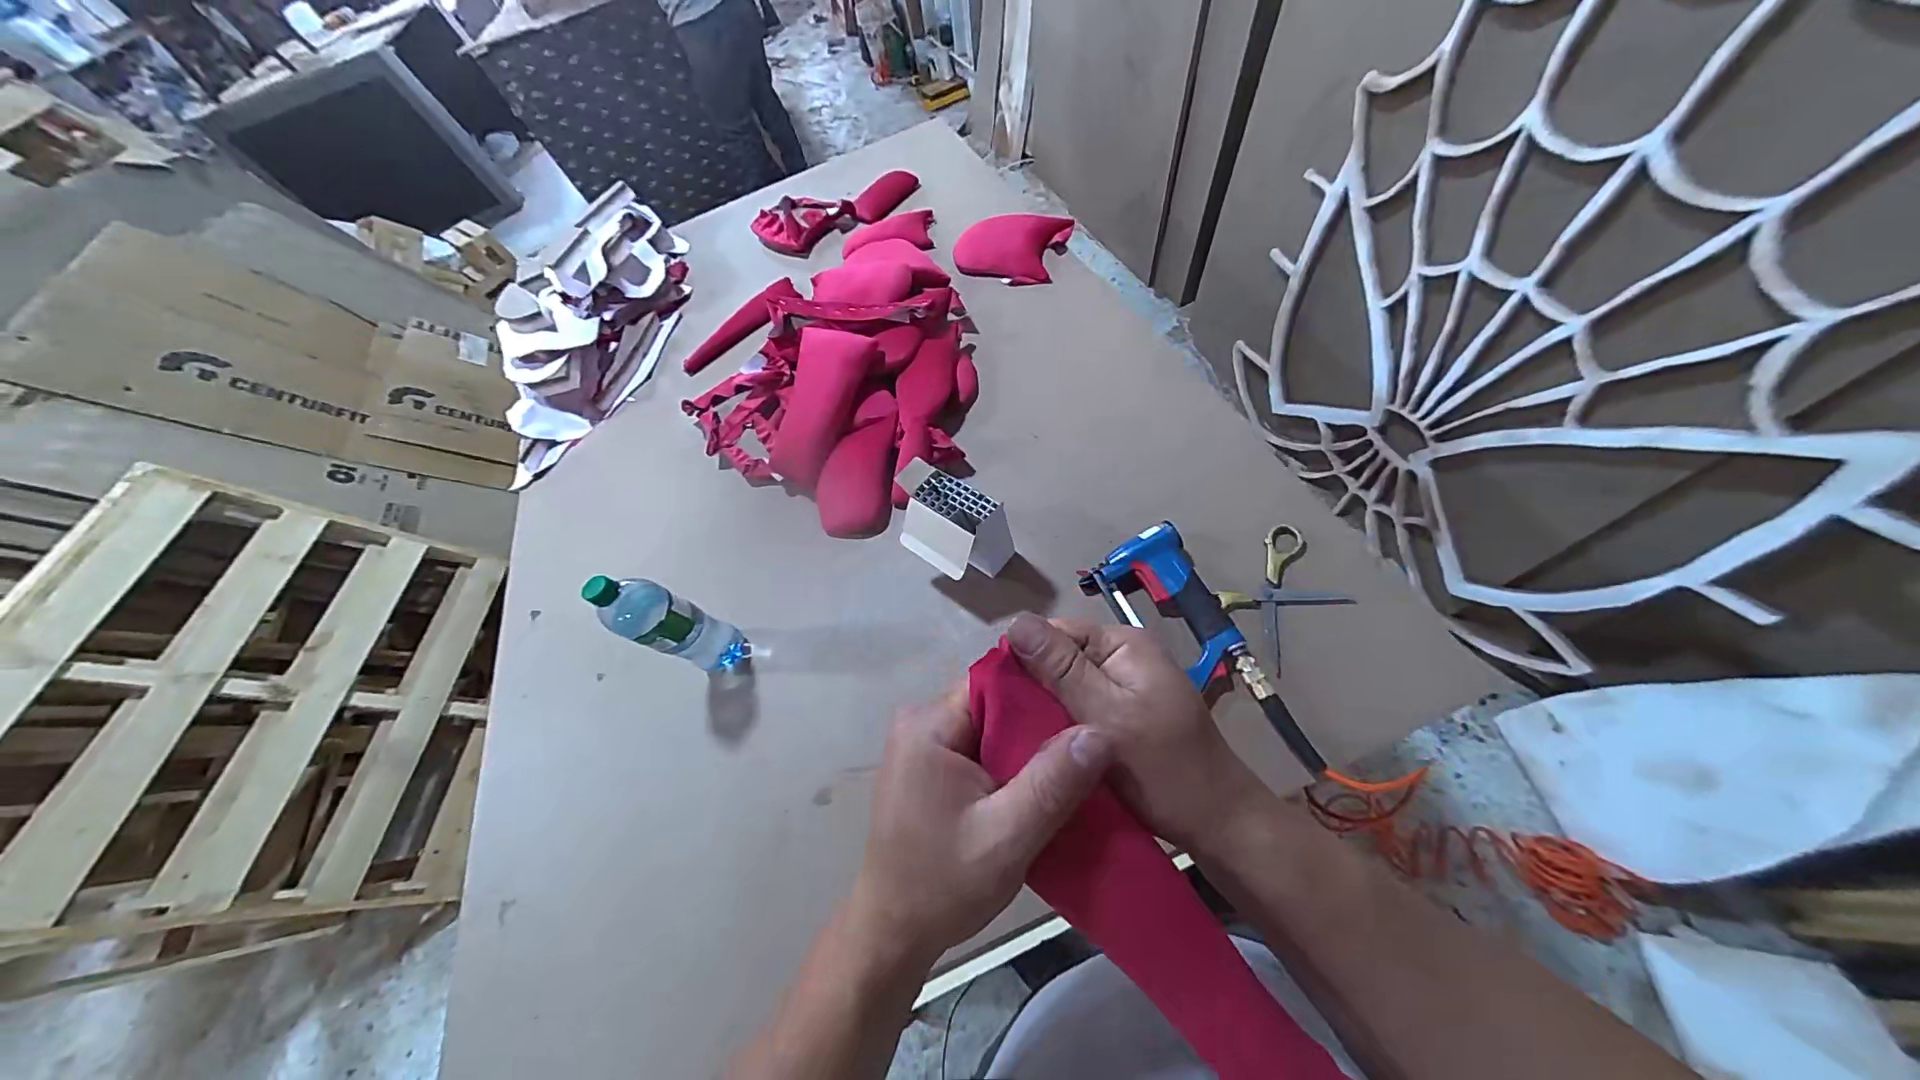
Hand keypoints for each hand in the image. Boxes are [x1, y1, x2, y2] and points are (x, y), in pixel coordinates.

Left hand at [849, 687, 1112, 964]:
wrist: (893, 931)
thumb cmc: (942, 885)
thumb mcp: (1006, 836)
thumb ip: (1052, 782)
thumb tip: (1100, 730)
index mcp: (928, 725)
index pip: (997, 683)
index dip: (1043, 694)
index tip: (1086, 712)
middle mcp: (920, 722)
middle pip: (995, 703)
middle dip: (1039, 724)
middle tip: (1089, 746)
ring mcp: (923, 745)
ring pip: (991, 727)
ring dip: (1027, 748)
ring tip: (1074, 766)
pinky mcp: (930, 767)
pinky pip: (980, 748)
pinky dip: (1009, 764)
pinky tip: (1040, 785)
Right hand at [1004, 613, 1269, 852]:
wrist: (1216, 825)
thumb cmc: (1164, 769)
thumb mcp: (1107, 715)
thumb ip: (1061, 668)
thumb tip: (1016, 621)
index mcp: (1122, 644)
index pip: (1054, 632)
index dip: (1023, 659)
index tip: (996, 698)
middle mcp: (1121, 658)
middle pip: (1057, 659)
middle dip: (1031, 688)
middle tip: (1001, 724)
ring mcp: (1122, 688)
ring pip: (1064, 688)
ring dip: (1042, 710)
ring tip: (1015, 737)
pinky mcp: (1120, 717)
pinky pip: (1077, 710)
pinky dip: (1059, 726)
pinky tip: (1040, 748)